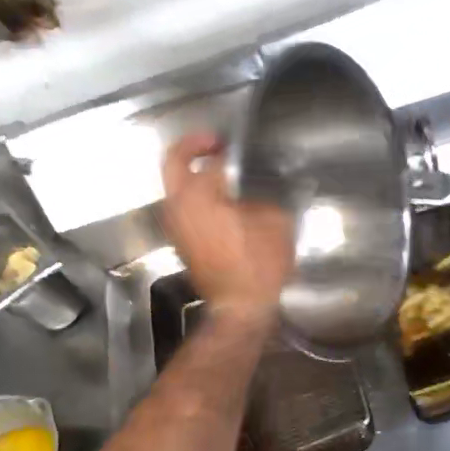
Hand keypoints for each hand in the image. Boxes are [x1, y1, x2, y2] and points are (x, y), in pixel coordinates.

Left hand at [160, 133, 294, 325]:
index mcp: (199, 194)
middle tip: (215, 144)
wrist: (238, 307)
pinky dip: (197, 196)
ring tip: (221, 172)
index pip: (212, 159)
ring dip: (193, 173)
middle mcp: (178, 205)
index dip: (229, 151)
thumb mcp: (275, 224)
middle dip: (192, 147)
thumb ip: (264, 197)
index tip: (240, 148)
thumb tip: (258, 189)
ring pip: (175, 185)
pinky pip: (183, 207)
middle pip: (174, 162)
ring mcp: (176, 225)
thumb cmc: (257, 265)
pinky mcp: (181, 242)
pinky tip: (223, 202)